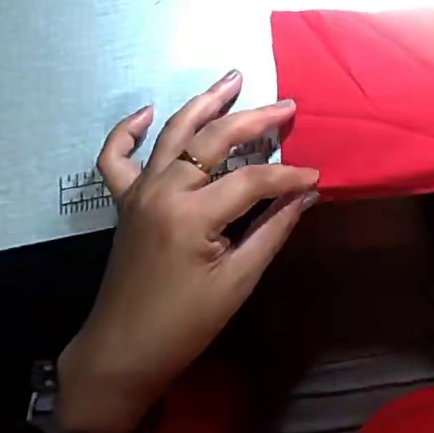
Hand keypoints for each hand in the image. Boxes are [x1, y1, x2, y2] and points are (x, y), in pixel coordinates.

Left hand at [56, 70, 320, 432]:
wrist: (120, 354)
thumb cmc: (185, 324)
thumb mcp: (239, 280)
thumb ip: (274, 229)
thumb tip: (307, 194)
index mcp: (192, 215)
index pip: (254, 179)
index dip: (290, 176)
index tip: (317, 176)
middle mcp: (162, 191)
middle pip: (214, 139)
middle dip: (256, 120)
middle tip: (288, 106)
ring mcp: (138, 192)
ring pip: (173, 133)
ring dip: (204, 102)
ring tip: (233, 78)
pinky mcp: (124, 201)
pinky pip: (116, 157)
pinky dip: (128, 130)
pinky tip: (150, 112)